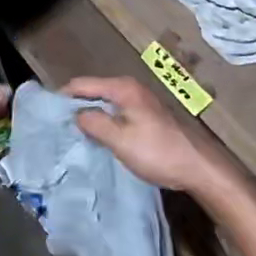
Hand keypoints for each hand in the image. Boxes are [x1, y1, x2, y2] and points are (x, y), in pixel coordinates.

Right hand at [63, 75, 238, 195]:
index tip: (51, 114)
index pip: (81, 84)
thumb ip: (92, 122)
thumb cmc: (159, 153)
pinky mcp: (150, 115)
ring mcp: (142, 101)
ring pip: (106, 102)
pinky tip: (104, 136)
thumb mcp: (119, 140)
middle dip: (78, 105)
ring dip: (93, 115)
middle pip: (93, 91)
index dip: (64, 97)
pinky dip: (107, 120)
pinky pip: (117, 111)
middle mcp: (131, 88)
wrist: (204, 171)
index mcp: (122, 88)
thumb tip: (76, 114)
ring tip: (80, 132)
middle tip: (63, 125)